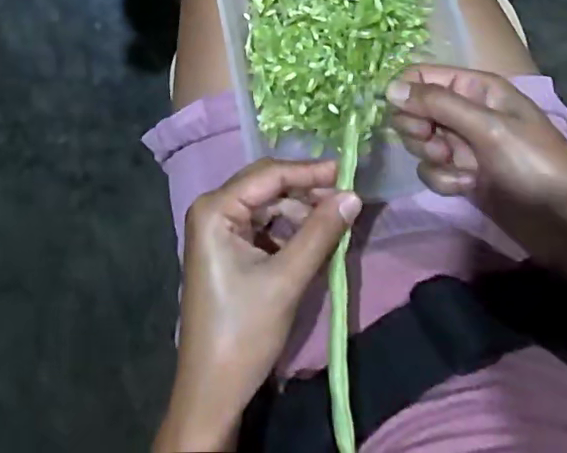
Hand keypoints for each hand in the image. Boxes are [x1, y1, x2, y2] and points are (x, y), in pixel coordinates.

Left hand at [156, 158, 361, 451]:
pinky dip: (292, 230)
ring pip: (270, 206)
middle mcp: (213, 210)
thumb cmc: (243, 331)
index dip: (309, 172)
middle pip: (268, 186)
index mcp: (215, 209)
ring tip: (337, 222)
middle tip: (346, 198)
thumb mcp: (286, 279)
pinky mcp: (228, 249)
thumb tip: (354, 195)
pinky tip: (317, 238)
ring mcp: (219, 230)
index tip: (348, 173)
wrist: (212, 393)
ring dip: (302, 212)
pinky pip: (266, 227)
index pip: (269, 174)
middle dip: (307, 191)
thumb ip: (320, 232)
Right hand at [387, 65, 566, 264]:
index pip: (423, 75)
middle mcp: (466, 110)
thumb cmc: (533, 162)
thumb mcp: (488, 127)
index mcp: (476, 87)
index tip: (403, 115)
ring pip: (421, 141)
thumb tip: (390, 87)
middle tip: (433, 142)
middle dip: (418, 128)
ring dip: (431, 156)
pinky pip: (434, 170)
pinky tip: (467, 187)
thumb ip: (438, 104)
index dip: (407, 93)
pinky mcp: (463, 175)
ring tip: (458, 168)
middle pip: (416, 108)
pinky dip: (444, 179)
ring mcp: (464, 144)